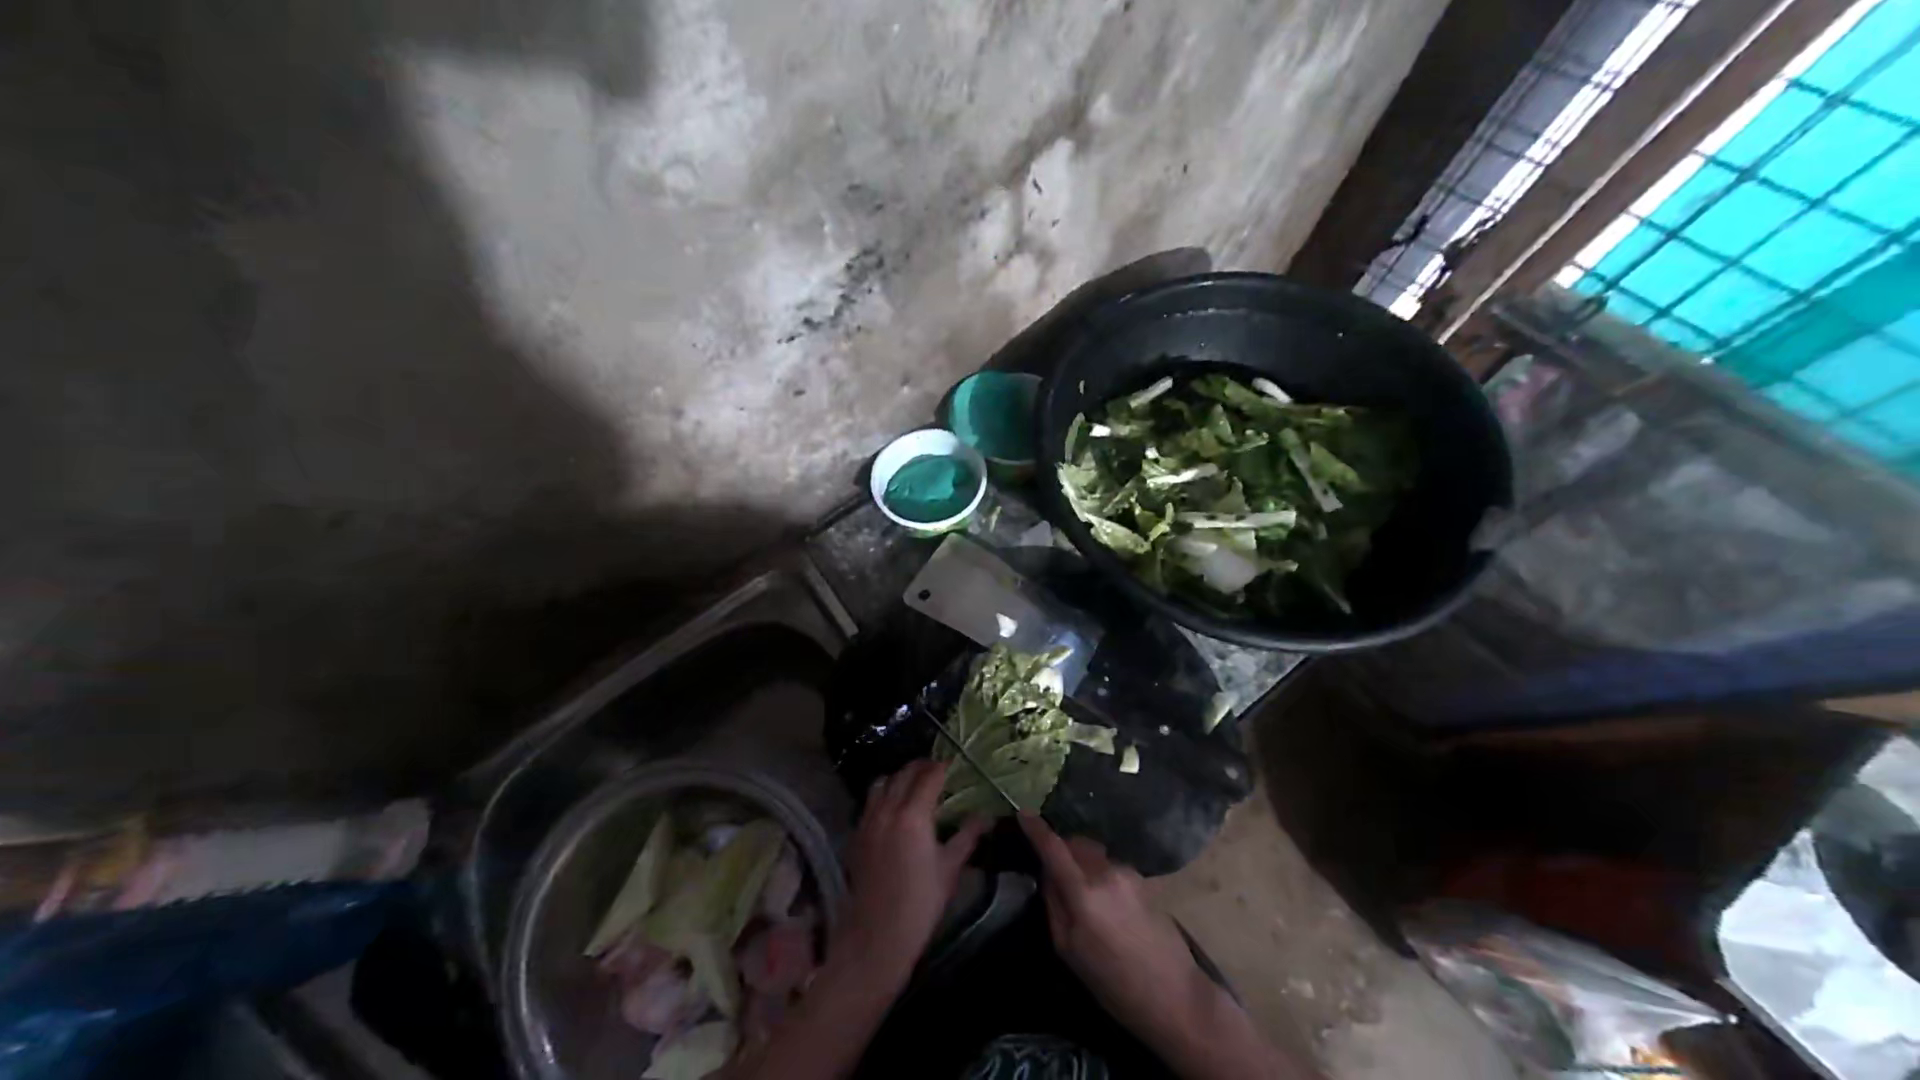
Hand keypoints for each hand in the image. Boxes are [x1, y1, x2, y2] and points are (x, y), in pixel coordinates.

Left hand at [839, 761, 988, 969]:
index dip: (944, 766)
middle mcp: (887, 810)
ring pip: (882, 783)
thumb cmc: (920, 903)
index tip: (956, 763)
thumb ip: (967, 836)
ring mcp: (868, 821)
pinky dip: (884, 794)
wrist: (877, 936)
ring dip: (899, 777)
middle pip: (904, 774)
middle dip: (922, 767)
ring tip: (915, 785)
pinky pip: (870, 802)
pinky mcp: (857, 835)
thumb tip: (986, 816)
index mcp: (913, 815)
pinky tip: (895, 809)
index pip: (929, 776)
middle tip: (939, 771)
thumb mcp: (950, 868)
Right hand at [1019, 814, 1310, 1078]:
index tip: (1022, 812)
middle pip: (1075, 843)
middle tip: (1050, 867)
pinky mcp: (1143, 880)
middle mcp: (1106, 872)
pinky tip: (1103, 901)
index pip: (1053, 848)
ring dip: (1081, 860)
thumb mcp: (1069, 950)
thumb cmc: (1113, 982)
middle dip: (1060, 847)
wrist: (1174, 994)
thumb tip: (1047, 874)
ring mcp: (1128, 873)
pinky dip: (1099, 872)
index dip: (1036, 828)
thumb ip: (1054, 904)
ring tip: (1078, 889)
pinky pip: (1110, 865)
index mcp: (1084, 891)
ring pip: (1094, 852)